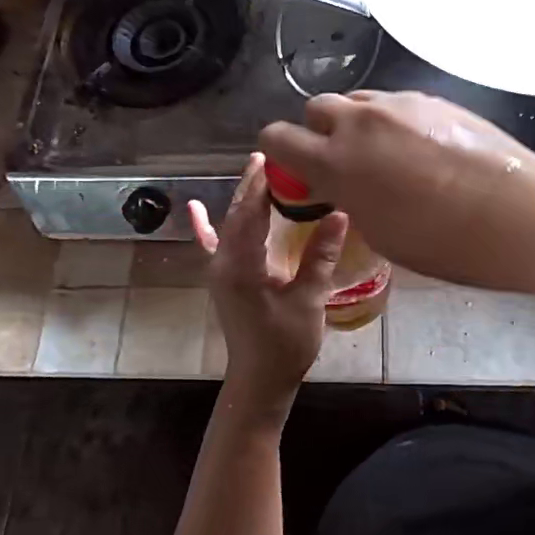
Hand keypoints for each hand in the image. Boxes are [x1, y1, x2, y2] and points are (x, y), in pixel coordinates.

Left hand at [190, 153, 347, 406]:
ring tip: (256, 169)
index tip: (278, 157)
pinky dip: (205, 225)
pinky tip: (194, 207)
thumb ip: (319, 256)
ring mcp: (220, 271)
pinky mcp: (223, 280)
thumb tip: (340, 214)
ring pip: (229, 224)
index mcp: (242, 265)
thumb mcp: (308, 299)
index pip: (251, 213)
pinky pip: (212, 246)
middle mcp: (224, 262)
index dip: (263, 184)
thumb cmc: (286, 344)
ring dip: (242, 198)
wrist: (260, 379)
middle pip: (237, 214)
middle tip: (272, 155)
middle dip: (253, 184)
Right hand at [258, 91, 534, 294]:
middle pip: (317, 108)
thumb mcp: (382, 234)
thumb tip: (345, 186)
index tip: (294, 170)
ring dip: (358, 125)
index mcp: (337, 161)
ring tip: (385, 157)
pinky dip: (393, 122)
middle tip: (342, 163)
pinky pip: (396, 104)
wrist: (522, 216)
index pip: (277, 136)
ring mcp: (401, 104)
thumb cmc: (447, 243)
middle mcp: (361, 122)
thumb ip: (349, 199)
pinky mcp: (435, 99)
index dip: (279, 152)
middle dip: (319, 133)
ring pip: (359, 102)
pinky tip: (422, 151)